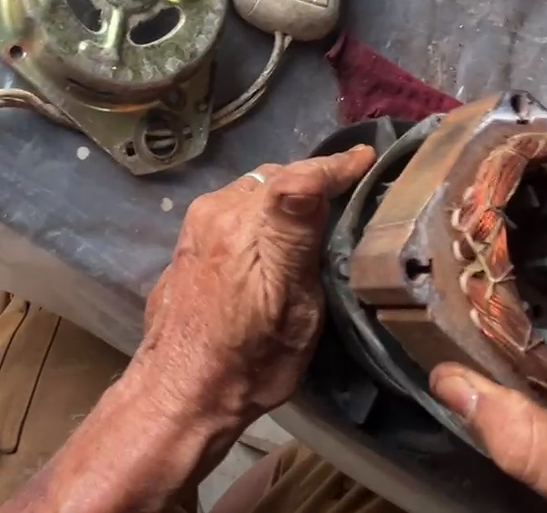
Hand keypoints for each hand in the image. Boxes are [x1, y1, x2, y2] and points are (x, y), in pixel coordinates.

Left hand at [131, 145, 377, 429]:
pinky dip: (261, 208)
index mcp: (244, 222)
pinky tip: (274, 230)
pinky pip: (235, 204)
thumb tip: (310, 174)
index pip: (297, 174)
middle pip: (273, 175)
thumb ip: (297, 234)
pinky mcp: (188, 236)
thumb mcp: (291, 308)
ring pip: (253, 188)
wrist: (181, 389)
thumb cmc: (249, 359)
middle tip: (347, 189)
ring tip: (315, 209)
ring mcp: (196, 221)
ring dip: (283, 192)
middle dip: (311, 177)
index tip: (365, 156)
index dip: (335, 164)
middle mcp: (215, 209)